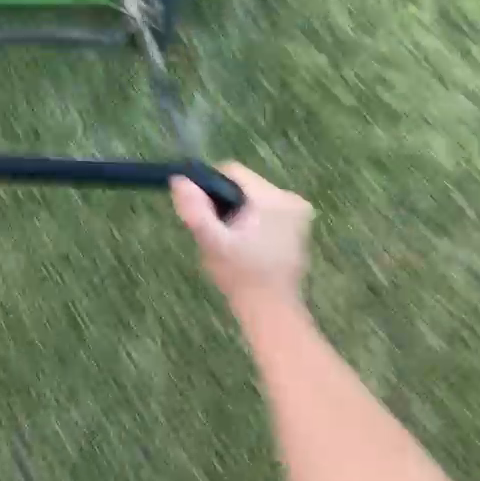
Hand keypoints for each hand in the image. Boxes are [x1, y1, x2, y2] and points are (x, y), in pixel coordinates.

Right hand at [171, 163, 312, 305]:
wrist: (271, 309)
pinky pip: (265, 210)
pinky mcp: (299, 226)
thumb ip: (195, 210)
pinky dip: (251, 221)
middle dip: (225, 203)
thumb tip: (179, 179)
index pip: (232, 172)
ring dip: (237, 212)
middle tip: (216, 233)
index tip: (203, 213)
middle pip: (243, 185)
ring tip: (230, 241)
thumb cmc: (240, 276)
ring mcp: (300, 213)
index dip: (209, 187)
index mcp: (273, 198)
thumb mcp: (211, 242)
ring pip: (253, 198)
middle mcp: (292, 198)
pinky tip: (246, 245)